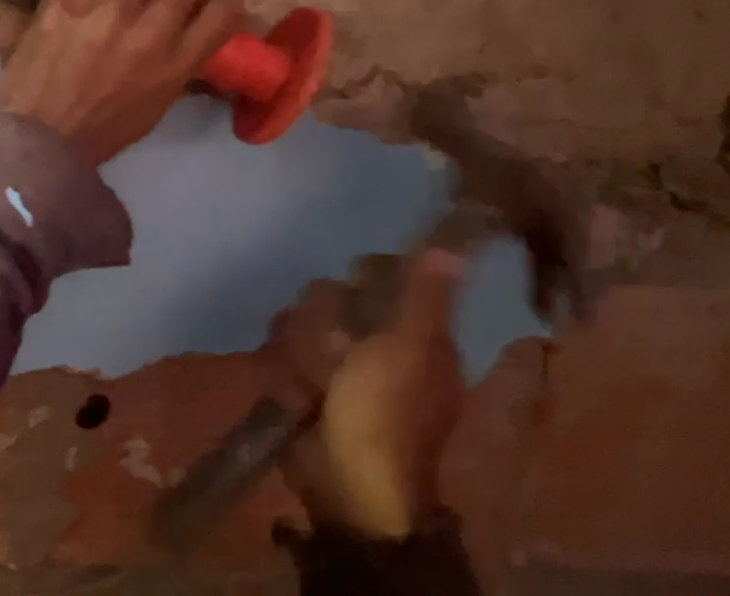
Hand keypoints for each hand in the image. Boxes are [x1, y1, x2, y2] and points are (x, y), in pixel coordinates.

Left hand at [0, 0, 244, 166]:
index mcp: (178, 62)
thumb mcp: (154, 108)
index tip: (199, 3)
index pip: (224, 8)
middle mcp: (149, 31)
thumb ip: (176, 72)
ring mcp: (103, 14)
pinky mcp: (58, 7)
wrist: (40, 143)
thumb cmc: (98, 134)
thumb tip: (190, 50)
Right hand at [269, 249, 466, 537]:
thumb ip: (420, 296)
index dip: (356, 283)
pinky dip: (283, 379)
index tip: (354, 299)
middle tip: (336, 360)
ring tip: (313, 389)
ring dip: (299, 357)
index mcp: (410, 331)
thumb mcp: (406, 349)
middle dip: (319, 328)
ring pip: (294, 326)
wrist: (347, 486)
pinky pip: (276, 357)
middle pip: (323, 298)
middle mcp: (372, 340)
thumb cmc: (384, 414)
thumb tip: (453, 243)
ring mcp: (335, 364)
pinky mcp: (302, 384)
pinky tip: (297, 399)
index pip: (370, 274)